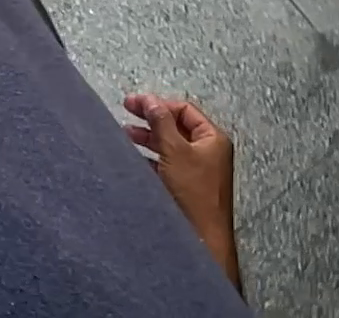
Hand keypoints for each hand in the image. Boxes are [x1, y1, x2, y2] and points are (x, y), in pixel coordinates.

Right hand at [124, 93, 240, 291]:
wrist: (201, 239)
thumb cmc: (193, 193)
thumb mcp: (174, 150)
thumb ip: (161, 121)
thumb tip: (150, 99)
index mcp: (212, 138)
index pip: (183, 109)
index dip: (159, 104)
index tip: (135, 104)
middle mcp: (207, 151)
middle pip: (175, 125)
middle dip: (151, 119)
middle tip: (128, 111)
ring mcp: (197, 169)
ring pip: (169, 144)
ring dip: (148, 137)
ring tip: (126, 134)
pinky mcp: (187, 185)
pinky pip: (167, 163)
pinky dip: (151, 157)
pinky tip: (135, 158)